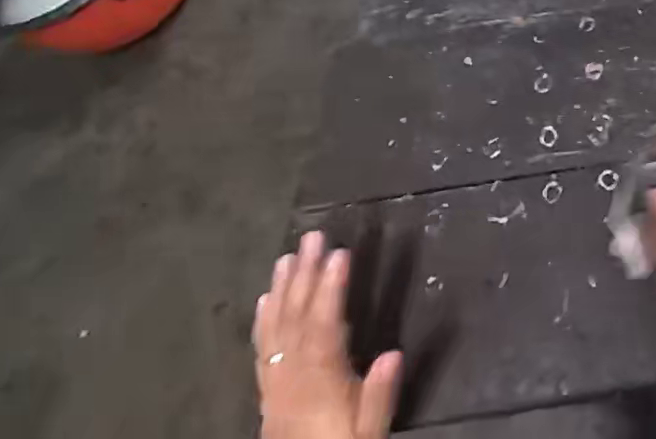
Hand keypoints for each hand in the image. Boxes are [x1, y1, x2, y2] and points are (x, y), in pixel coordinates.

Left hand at [255, 231, 401, 438]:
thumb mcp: (369, 434)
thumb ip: (379, 396)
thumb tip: (394, 353)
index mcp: (321, 382)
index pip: (325, 326)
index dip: (331, 289)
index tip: (339, 254)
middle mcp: (294, 375)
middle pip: (298, 317)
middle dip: (305, 274)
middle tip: (312, 237)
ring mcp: (276, 382)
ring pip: (277, 327)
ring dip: (282, 289)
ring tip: (287, 256)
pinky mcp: (267, 391)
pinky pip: (262, 348)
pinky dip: (263, 319)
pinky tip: (265, 298)